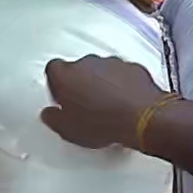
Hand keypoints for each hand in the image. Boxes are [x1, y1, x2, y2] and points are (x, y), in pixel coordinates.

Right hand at [41, 55, 172, 150]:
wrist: (142, 119)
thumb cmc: (104, 122)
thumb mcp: (67, 130)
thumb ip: (53, 118)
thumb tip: (50, 115)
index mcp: (64, 75)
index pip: (52, 70)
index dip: (56, 85)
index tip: (61, 99)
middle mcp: (86, 63)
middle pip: (77, 68)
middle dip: (79, 83)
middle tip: (83, 105)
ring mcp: (111, 63)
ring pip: (100, 70)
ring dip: (100, 83)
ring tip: (106, 107)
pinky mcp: (132, 67)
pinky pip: (122, 74)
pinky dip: (121, 85)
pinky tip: (123, 103)